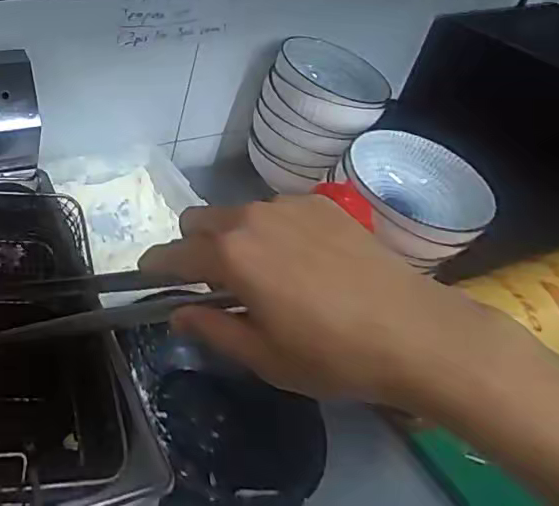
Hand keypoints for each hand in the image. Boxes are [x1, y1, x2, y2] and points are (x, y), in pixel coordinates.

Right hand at [138, 194, 540, 413]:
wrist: (411, 328)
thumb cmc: (331, 353)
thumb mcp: (264, 356)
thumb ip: (212, 328)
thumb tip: (177, 312)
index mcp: (230, 254)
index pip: (174, 252)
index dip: (155, 265)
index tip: (147, 273)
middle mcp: (250, 216)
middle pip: (200, 219)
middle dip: (193, 245)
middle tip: (212, 280)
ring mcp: (287, 204)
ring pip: (239, 213)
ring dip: (235, 237)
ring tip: (267, 274)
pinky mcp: (318, 202)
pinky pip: (277, 211)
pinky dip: (273, 230)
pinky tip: (305, 262)